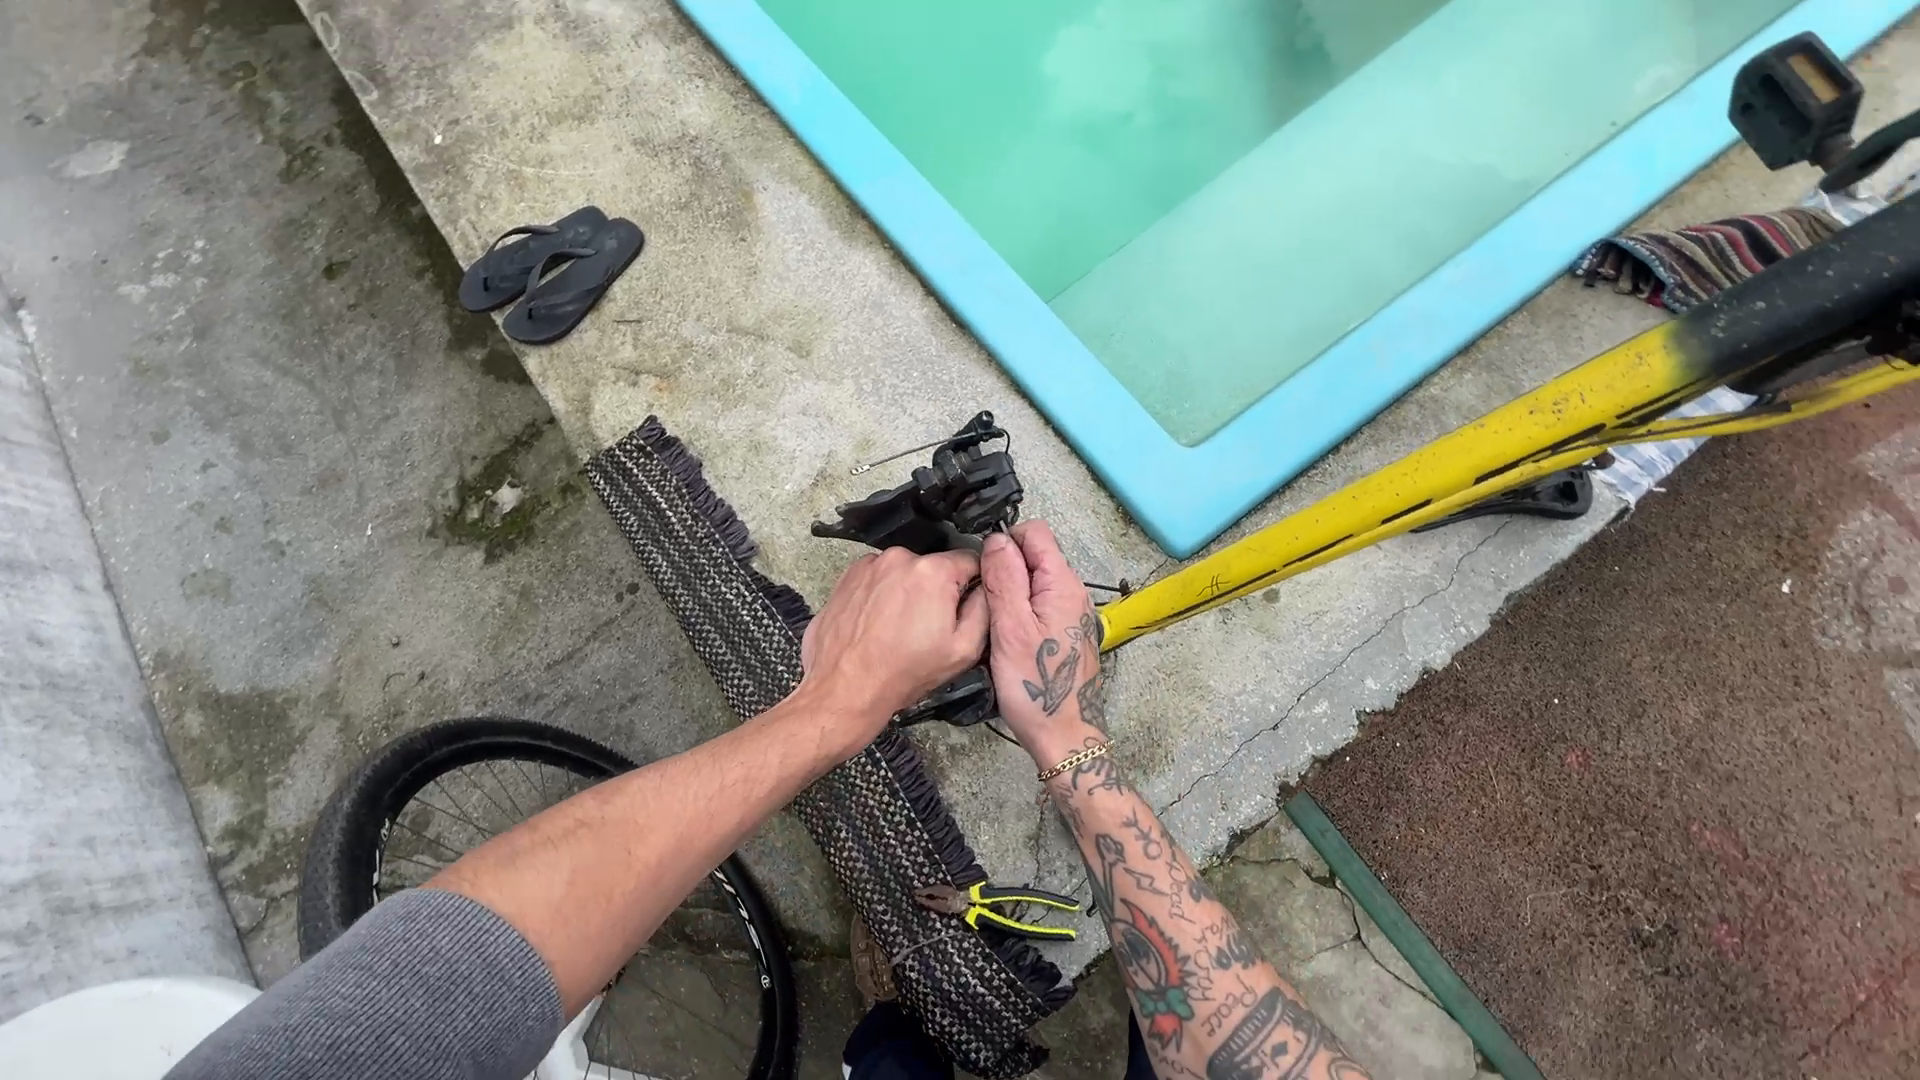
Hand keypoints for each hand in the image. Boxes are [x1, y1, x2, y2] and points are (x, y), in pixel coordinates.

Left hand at [798, 547, 988, 746]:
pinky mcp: (849, 577)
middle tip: (928, 627)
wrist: (845, 688)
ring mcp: (871, 566)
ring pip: (905, 573)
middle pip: (935, 567)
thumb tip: (985, 590)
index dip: (972, 584)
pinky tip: (879, 624)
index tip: (963, 605)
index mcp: (933, 572)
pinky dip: (882, 595)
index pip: (969, 559)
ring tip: (899, 629)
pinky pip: (879, 578)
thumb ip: (983, 610)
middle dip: (937, 592)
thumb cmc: (898, 673)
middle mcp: (900, 559)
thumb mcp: (963, 650)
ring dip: (907, 593)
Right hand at [979, 522, 1105, 766]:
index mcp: (1062, 583)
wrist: (1063, 734)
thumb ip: (1004, 578)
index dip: (1005, 543)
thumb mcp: (1010, 628)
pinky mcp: (1065, 631)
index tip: (986, 573)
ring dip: (1011, 593)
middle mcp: (1073, 592)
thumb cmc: (1035, 686)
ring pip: (1034, 581)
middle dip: (1005, 569)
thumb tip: (996, 539)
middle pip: (1034, 555)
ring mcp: (1071, 612)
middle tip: (987, 605)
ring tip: (996, 625)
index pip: (1035, 532)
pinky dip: (1020, 612)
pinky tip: (1009, 638)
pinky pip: (1038, 604)